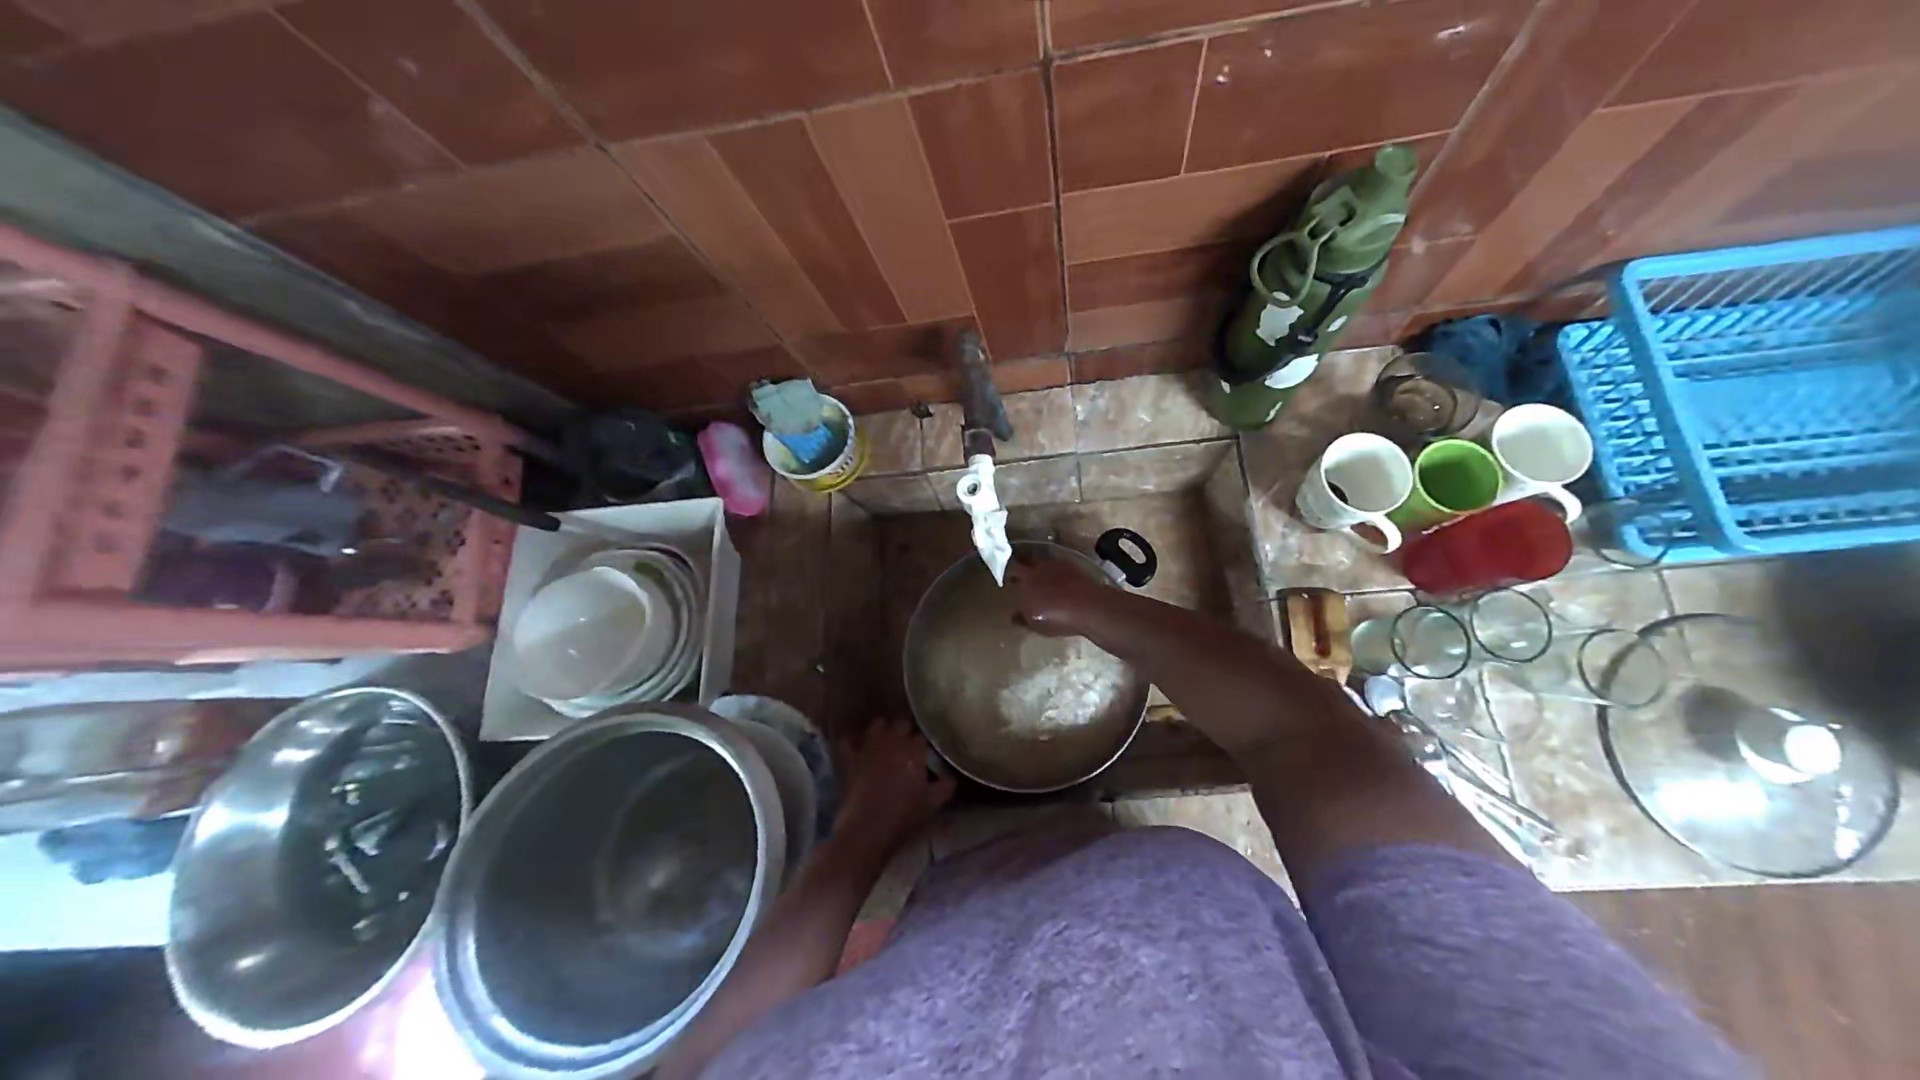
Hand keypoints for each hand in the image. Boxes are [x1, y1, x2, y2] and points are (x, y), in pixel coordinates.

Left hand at [833, 719, 954, 854]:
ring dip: (883, 731)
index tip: (927, 753)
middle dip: (906, 732)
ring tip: (886, 743)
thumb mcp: (933, 804)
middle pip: (901, 724)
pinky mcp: (850, 758)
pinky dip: (854, 741)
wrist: (867, 830)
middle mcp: (891, 741)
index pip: (923, 737)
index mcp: (913, 749)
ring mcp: (868, 747)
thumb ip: (945, 786)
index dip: (925, 744)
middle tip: (909, 748)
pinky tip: (858, 747)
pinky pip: (848, 740)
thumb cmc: (904, 815)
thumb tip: (950, 777)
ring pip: (877, 725)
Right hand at [1005, 551, 1110, 636]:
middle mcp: (1037, 569)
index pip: (1010, 570)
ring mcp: (1055, 565)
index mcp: (1025, 582)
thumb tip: (1013, 615)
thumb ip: (1022, 618)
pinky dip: (1055, 571)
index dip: (1008, 572)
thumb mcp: (1035, 624)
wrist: (1088, 607)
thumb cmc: (1057, 619)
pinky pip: (1057, 565)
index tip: (1008, 578)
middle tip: (1021, 574)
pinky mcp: (1071, 566)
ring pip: (1041, 563)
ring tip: (1041, 578)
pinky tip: (1059, 580)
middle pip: (1025, 562)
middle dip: (1022, 566)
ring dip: (1039, 568)